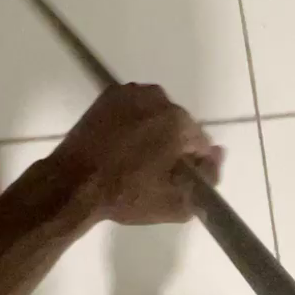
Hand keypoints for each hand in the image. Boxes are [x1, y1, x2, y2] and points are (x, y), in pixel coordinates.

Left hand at [47, 83, 223, 225]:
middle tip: (158, 171)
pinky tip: (123, 143)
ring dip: (155, 130)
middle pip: (179, 124)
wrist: (76, 181)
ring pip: (157, 113)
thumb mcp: (176, 202)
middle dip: (175, 145)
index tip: (181, 180)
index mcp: (179, 122)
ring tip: (138, 157)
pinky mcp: (110, 94)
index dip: (195, 164)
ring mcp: (132, 92)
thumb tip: (218, 154)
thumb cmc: (127, 194)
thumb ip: (207, 179)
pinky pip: (135, 106)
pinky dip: (135, 120)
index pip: (202, 143)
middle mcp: (159, 97)